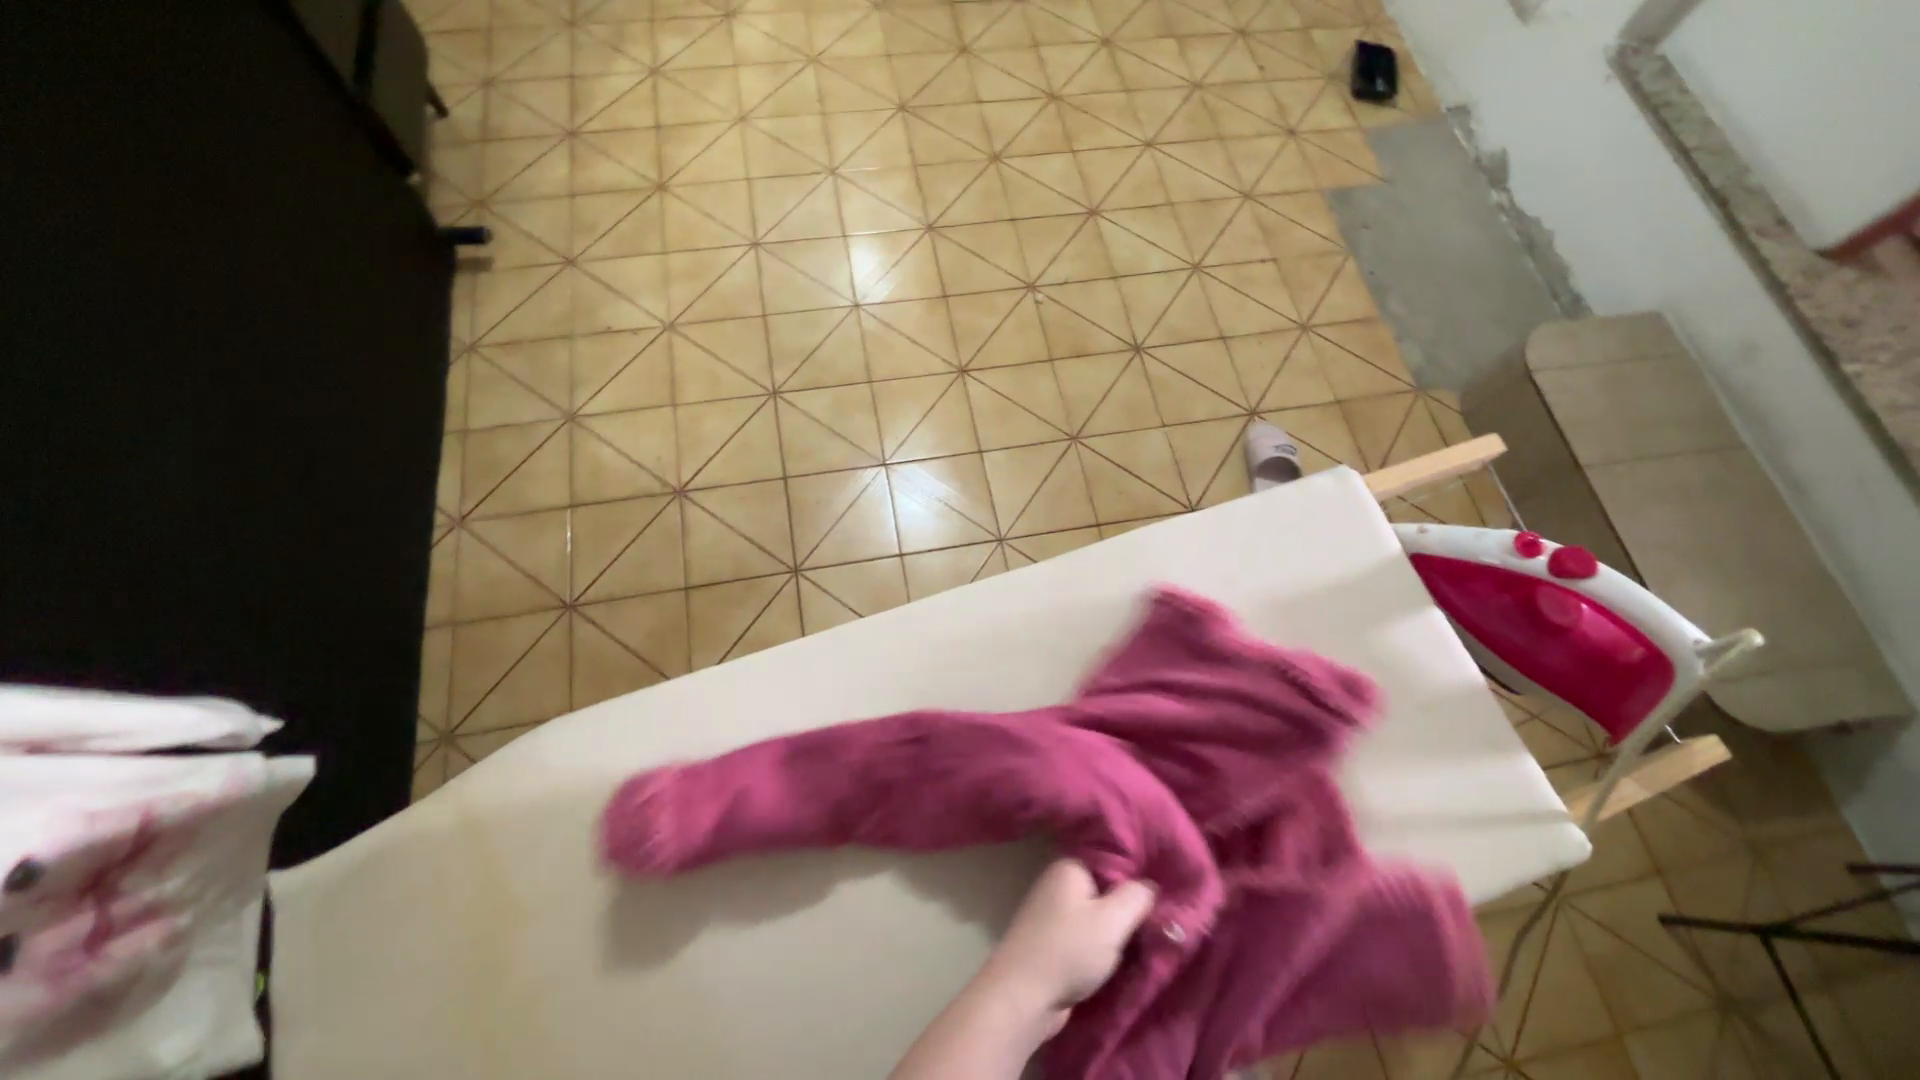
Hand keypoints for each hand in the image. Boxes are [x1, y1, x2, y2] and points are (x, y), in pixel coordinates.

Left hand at [977, 859, 1155, 1030]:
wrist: (1024, 997)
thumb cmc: (1068, 950)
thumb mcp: (1112, 921)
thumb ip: (1137, 897)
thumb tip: (1152, 884)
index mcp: (1069, 867)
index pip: (1113, 857)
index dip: (1139, 872)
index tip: (1165, 887)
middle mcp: (1058, 883)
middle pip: (1105, 887)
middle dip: (1129, 904)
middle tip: (1162, 916)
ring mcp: (1053, 913)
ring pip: (1097, 913)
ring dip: (1117, 928)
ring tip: (1148, 936)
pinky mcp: (1053, 941)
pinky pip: (1087, 934)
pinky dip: (1103, 944)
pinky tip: (1122, 954)